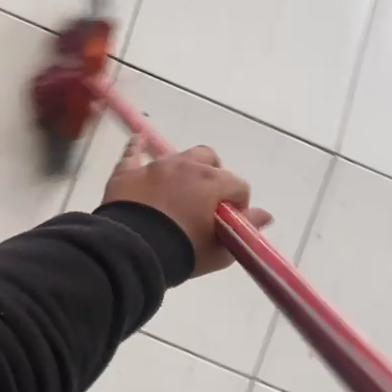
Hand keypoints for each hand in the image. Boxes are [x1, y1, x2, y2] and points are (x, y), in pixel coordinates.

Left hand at [102, 137, 272, 277]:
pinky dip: (136, 148)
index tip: (230, 221)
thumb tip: (264, 215)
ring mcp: (152, 167)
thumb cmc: (182, 251)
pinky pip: (132, 153)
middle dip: (213, 175)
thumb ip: (245, 228)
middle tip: (207, 199)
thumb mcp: (221, 249)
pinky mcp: (126, 173)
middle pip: (207, 159)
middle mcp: (183, 166)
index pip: (238, 185)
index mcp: (210, 181)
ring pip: (175, 156)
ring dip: (183, 168)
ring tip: (180, 184)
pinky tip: (138, 140)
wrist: (133, 251)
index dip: (238, 203)